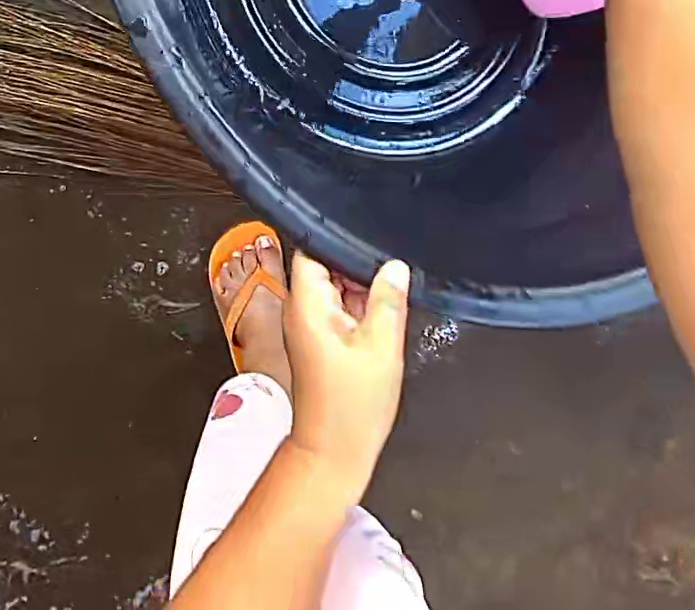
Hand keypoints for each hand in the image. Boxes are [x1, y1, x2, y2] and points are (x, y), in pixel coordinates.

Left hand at [282, 255, 410, 499]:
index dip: (338, 243)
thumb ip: (388, 299)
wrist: (333, 451)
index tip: (367, 249)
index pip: (311, 249)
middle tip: (383, 289)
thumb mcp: (382, 345)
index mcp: (306, 304)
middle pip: (324, 267)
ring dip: (358, 293)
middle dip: (354, 271)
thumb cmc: (351, 408)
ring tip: (378, 315)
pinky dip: (355, 312)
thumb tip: (394, 267)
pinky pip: (335, 309)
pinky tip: (374, 328)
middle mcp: (299, 310)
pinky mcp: (315, 339)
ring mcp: (306, 325)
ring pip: (332, 288)